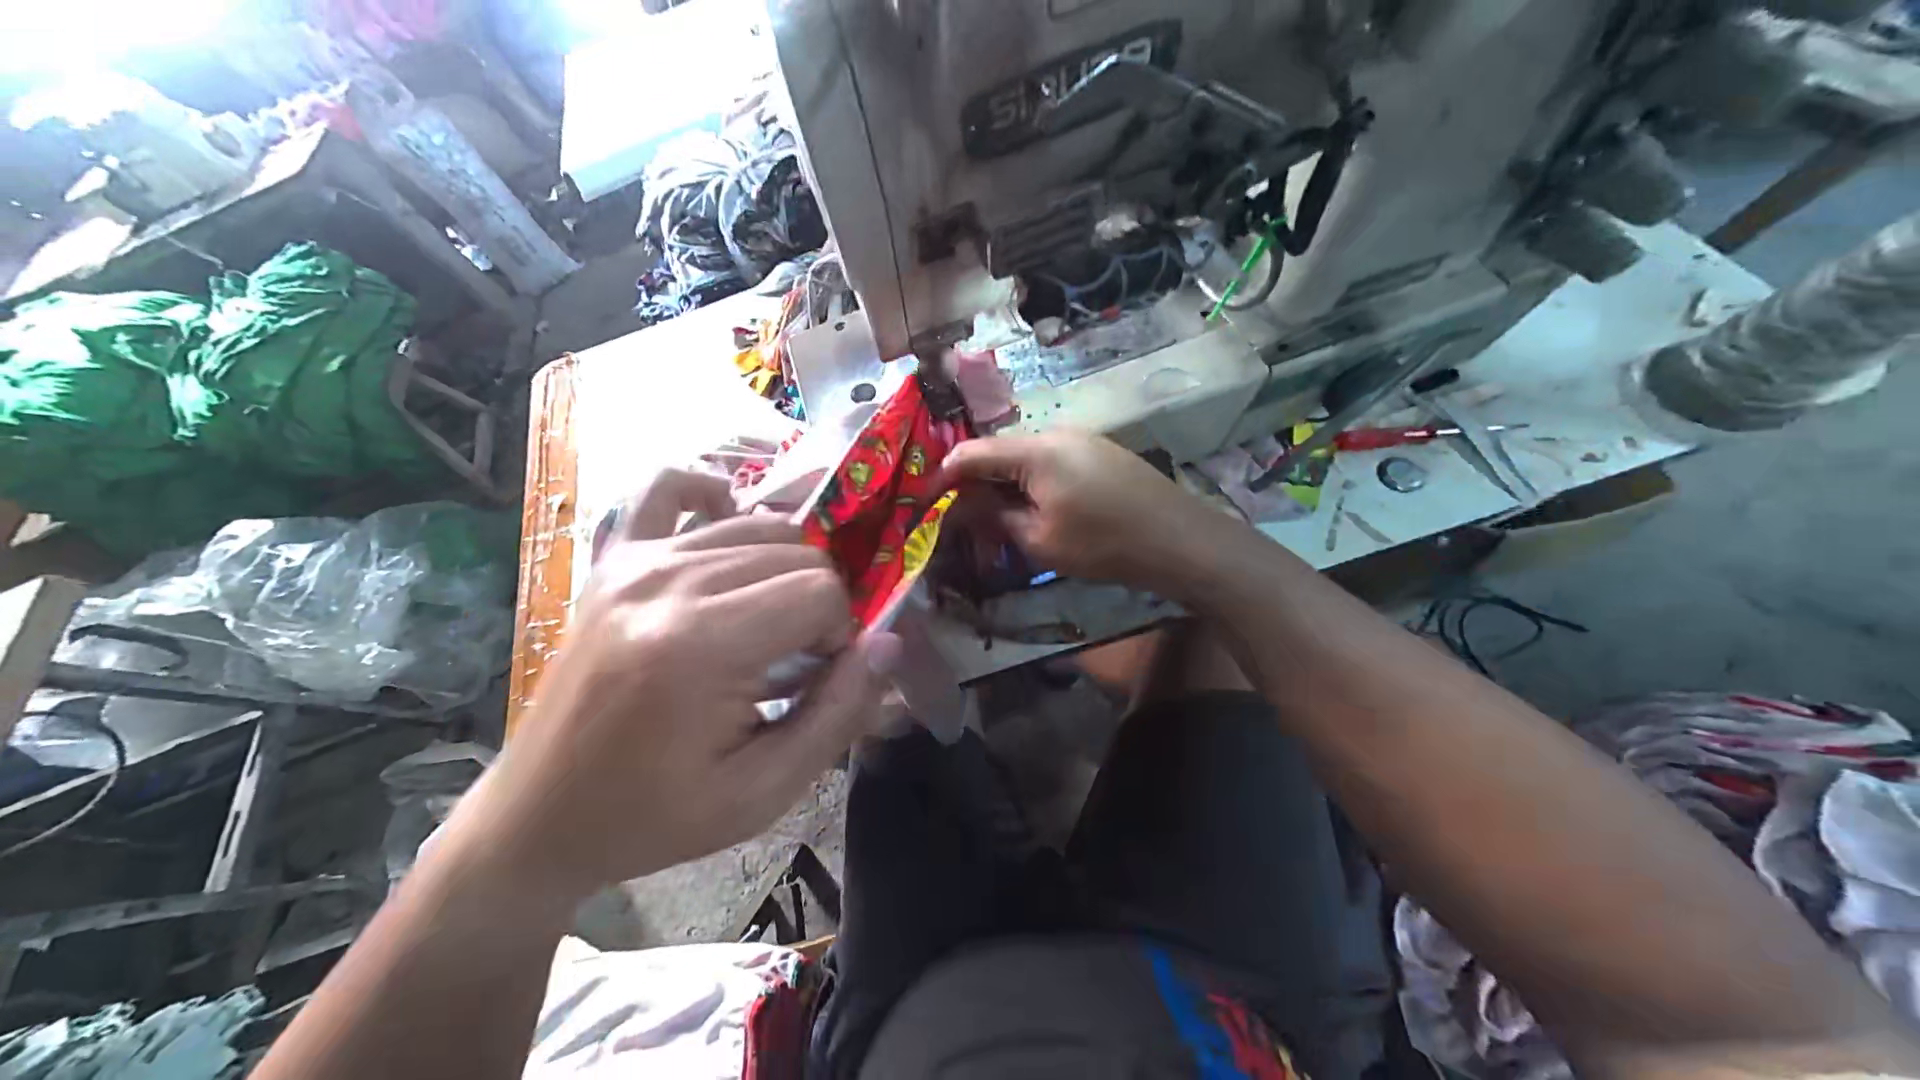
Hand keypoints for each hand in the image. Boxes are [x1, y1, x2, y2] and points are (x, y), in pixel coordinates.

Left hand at [443, 470, 898, 905]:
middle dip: (818, 604)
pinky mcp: (613, 559)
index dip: (840, 636)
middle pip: (797, 552)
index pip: (820, 592)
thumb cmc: (655, 815)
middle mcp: (666, 582)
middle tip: (794, 661)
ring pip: (757, 525)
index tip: (815, 681)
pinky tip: (727, 535)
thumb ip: (838, 713)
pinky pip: (670, 486)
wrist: (540, 817)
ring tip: (765, 625)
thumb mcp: (763, 792)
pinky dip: (715, 500)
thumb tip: (888, 642)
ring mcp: (633, 560)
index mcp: (699, 645)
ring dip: (784, 570)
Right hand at [937, 431, 1237, 596]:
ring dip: (1007, 484)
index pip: (972, 453)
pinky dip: (1035, 482)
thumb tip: (960, 506)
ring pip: (1027, 457)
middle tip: (964, 518)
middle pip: (1000, 452)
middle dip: (977, 483)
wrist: (1179, 540)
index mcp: (1035, 450)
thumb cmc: (1103, 544)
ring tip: (1001, 518)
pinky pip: (1053, 461)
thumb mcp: (1039, 540)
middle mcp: (1056, 433)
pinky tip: (1040, 507)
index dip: (944, 477)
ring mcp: (1083, 439)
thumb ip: (993, 517)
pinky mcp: (1101, 451)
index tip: (928, 503)